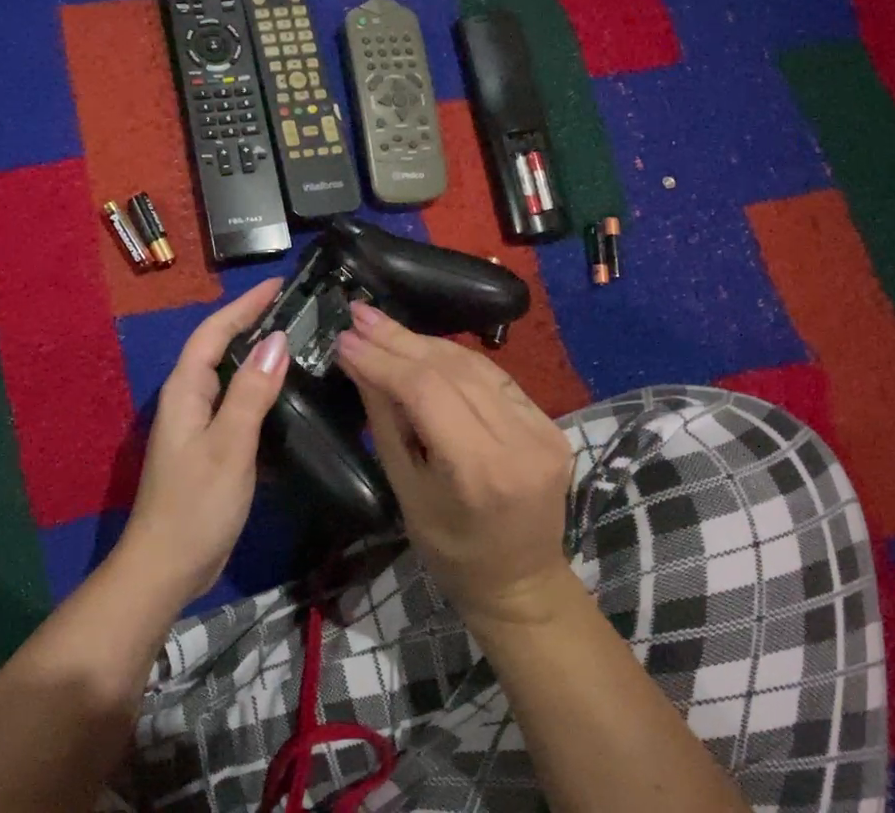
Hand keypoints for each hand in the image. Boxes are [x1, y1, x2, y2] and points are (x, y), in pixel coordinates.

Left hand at [114, 279, 290, 602]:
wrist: (167, 566)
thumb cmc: (195, 504)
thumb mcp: (229, 446)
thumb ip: (251, 393)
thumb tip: (275, 340)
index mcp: (185, 391)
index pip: (213, 332)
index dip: (243, 305)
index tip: (278, 284)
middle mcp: (188, 401)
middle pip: (220, 350)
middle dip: (253, 325)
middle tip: (297, 310)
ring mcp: (197, 428)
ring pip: (231, 380)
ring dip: (260, 360)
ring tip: (301, 345)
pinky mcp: (210, 452)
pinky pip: (238, 410)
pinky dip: (262, 397)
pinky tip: (291, 400)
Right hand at [335, 302, 574, 624]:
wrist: (520, 581)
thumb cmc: (450, 550)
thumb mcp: (405, 489)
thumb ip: (385, 420)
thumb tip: (357, 361)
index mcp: (480, 470)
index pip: (426, 391)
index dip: (382, 359)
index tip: (344, 338)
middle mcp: (520, 442)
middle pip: (452, 370)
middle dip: (397, 340)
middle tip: (357, 314)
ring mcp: (543, 430)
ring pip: (475, 365)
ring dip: (423, 342)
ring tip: (379, 324)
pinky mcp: (551, 424)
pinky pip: (495, 378)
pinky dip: (453, 358)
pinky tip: (420, 345)